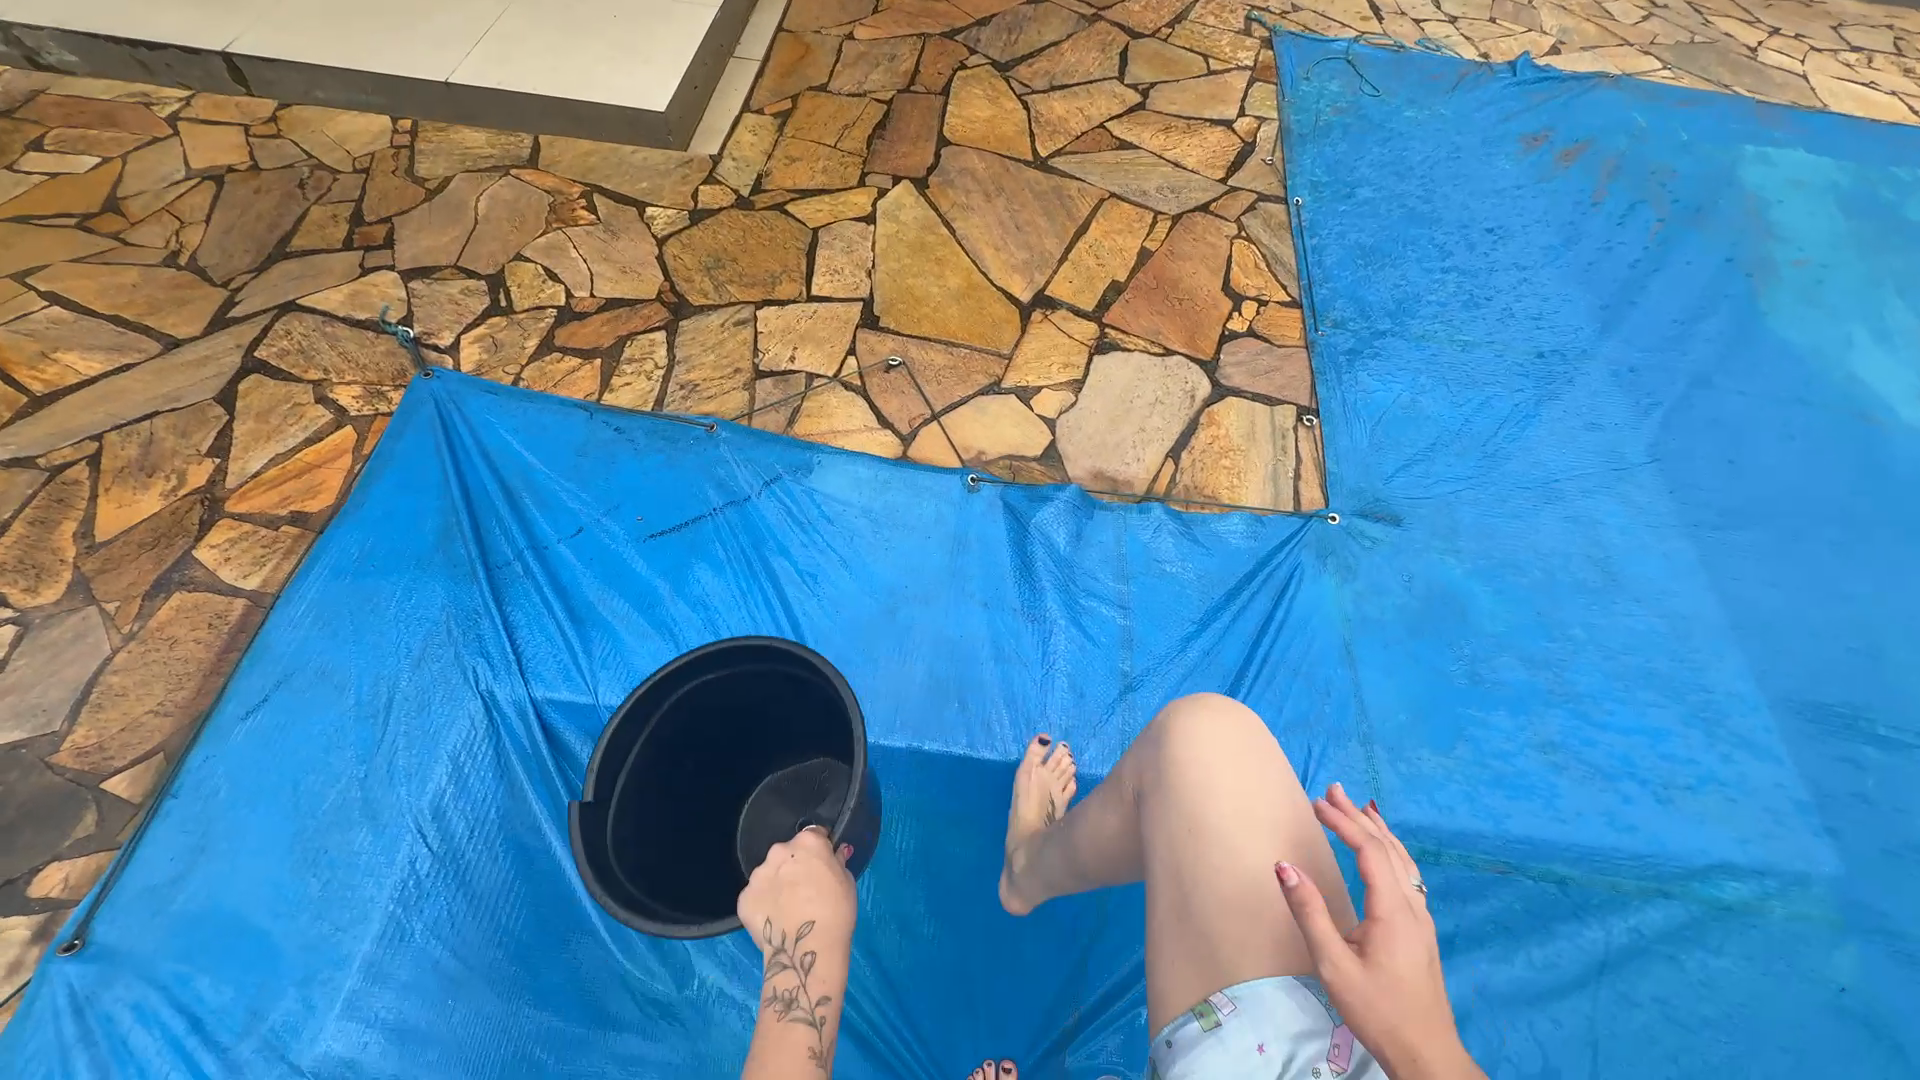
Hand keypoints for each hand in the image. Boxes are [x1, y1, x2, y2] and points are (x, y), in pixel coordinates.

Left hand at [738, 827, 856, 1076]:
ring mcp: (757, 875)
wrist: (807, 949)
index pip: (813, 835)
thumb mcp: (847, 882)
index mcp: (807, 843)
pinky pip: (756, 895)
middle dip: (794, 865)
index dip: (819, 849)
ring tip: (788, 908)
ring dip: (777, 882)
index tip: (823, 865)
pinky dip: (763, 903)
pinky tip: (774, 919)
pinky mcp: (744, 898)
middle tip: (805, 889)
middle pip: (787, 852)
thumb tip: (835, 853)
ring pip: (769, 872)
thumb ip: (838, 862)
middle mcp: (778, 851)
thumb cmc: (836, 912)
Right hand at [1276, 784, 1483, 1079]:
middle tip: (1332, 789)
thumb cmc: (1376, 1009)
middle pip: (1388, 849)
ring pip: (1403, 861)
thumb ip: (1309, 911)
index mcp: (1393, 910)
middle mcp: (1413, 907)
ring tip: (1360, 808)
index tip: (1316, 803)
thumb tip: (1283, 866)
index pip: (1368, 851)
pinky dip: (1391, 851)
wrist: (1426, 1053)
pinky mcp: (1422, 931)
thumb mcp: (1333, 963)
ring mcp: (1422, 919)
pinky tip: (1385, 853)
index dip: (1343, 823)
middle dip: (1358, 817)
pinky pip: (1408, 875)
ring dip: (1378, 831)